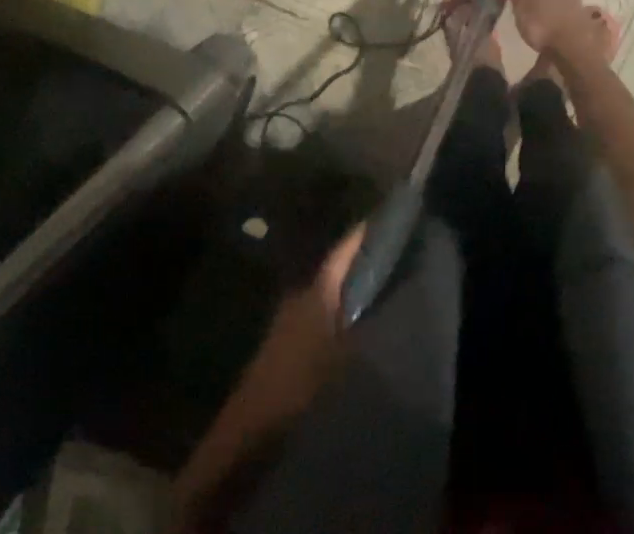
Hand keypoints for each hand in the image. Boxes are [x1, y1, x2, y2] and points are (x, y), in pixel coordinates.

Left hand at [247, 224, 365, 398]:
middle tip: (377, 258)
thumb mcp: (341, 357)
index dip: (354, 240)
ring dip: (339, 285)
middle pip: (330, 271)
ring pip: (320, 289)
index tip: (371, 222)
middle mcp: (299, 295)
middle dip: (351, 263)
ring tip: (365, 287)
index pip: (338, 258)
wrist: (256, 411)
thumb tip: (373, 306)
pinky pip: (312, 307)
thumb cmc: (301, 381)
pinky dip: (329, 305)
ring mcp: (288, 312)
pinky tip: (342, 317)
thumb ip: (358, 328)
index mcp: (316, 295)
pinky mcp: (282, 331)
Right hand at [494, 0, 602, 61]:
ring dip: (554, 6)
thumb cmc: (543, 25)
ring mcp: (579, 9)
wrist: (574, 51)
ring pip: (563, 3)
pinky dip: (563, 21)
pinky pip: (571, 19)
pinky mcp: (585, 25)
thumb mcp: (523, 7)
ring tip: (544, 16)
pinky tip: (557, 29)